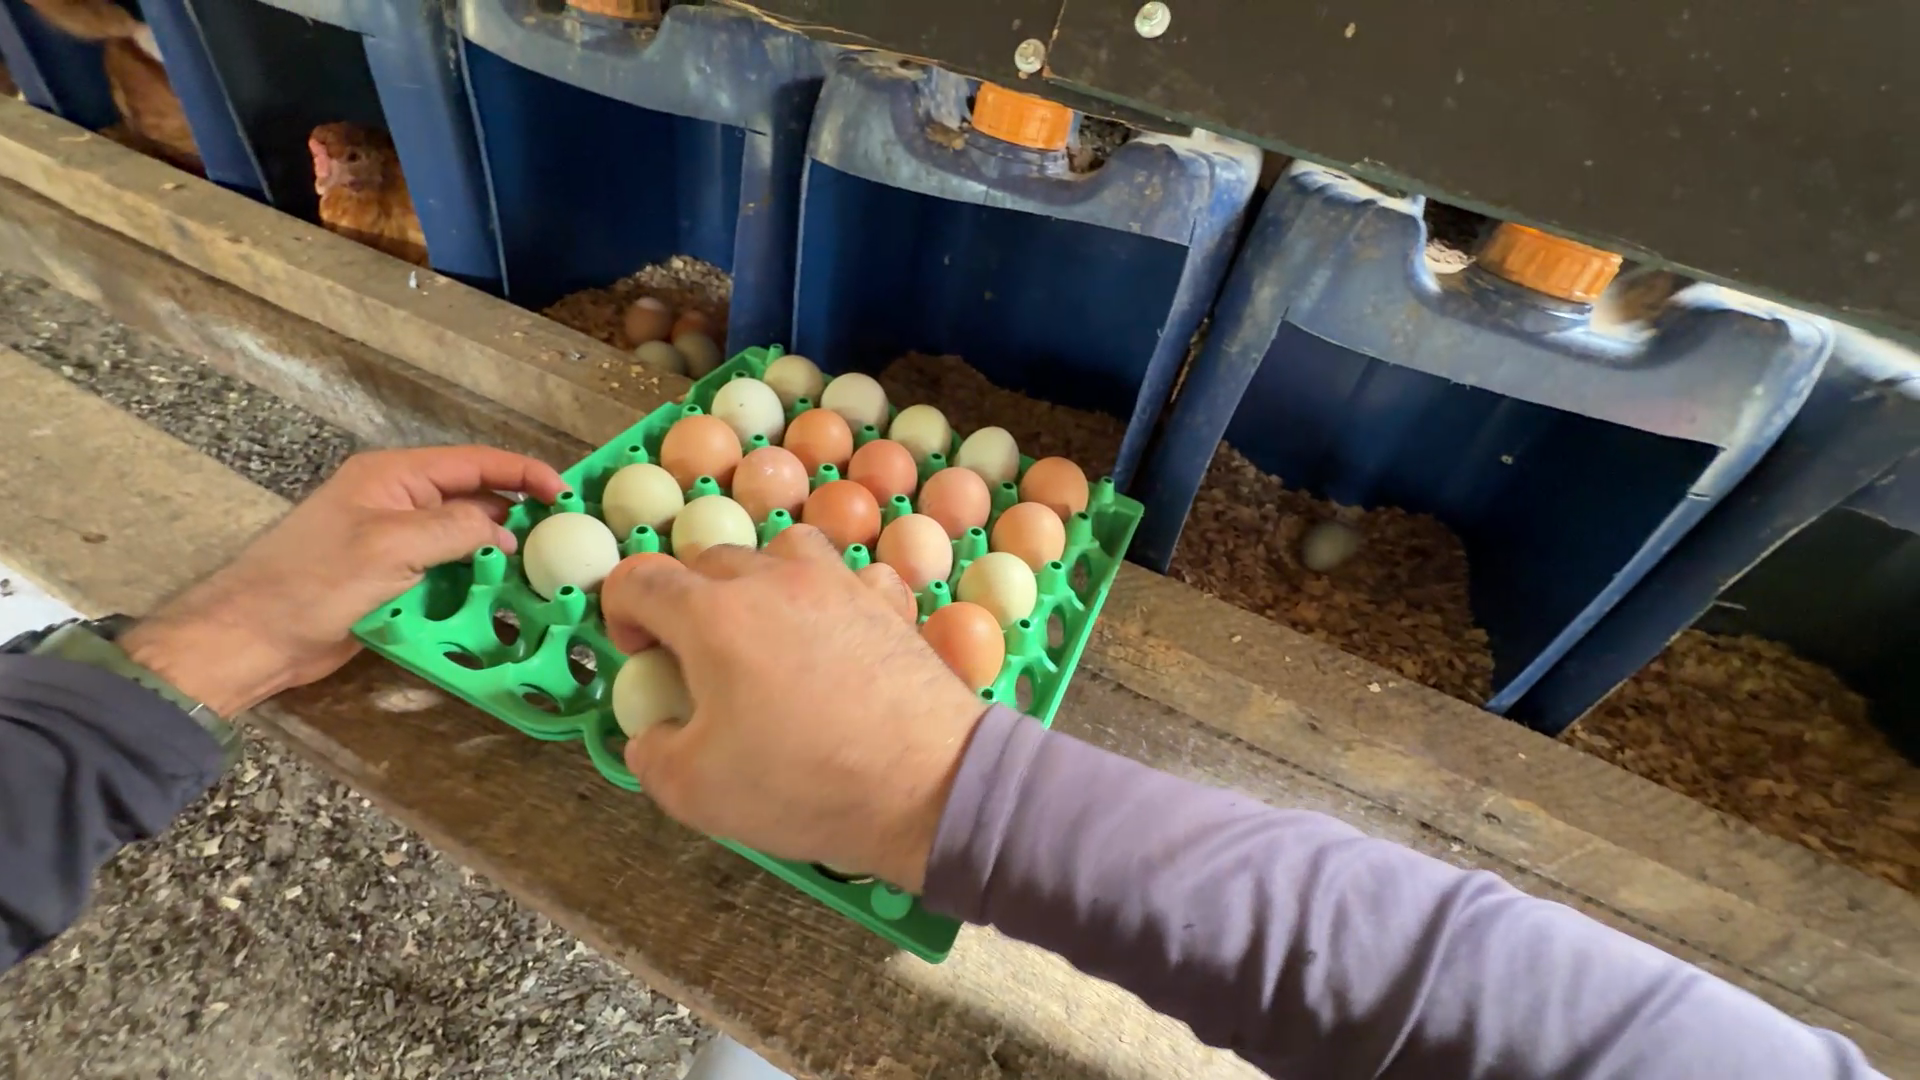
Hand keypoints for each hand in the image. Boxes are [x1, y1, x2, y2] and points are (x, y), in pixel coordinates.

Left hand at [121, 446, 565, 715]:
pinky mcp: (400, 572)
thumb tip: (508, 533)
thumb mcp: (393, 546)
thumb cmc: (315, 583)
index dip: (526, 473)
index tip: (566, 495)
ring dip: (504, 544)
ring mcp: (400, 537)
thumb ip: (458, 529)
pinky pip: (454, 563)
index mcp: (396, 476)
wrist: (251, 639)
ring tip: (547, 561)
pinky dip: (482, 571)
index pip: (477, 462)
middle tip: (567, 532)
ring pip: (469, 531)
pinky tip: (508, 587)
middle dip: (522, 508)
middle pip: (477, 493)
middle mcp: (402, 500)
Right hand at [601, 526, 987, 892]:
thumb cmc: (802, 783)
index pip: (641, 579)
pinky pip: (849, 574)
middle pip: (708, 560)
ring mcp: (839, 582)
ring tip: (766, 630)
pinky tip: (837, 632)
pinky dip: (830, 592)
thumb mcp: (694, 790)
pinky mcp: (887, 598)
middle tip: (699, 657)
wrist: (923, 782)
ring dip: (758, 578)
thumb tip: (656, 729)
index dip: (621, 611)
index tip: (640, 655)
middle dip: (687, 599)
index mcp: (714, 615)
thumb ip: (652, 750)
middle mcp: (775, 579)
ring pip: (781, 548)